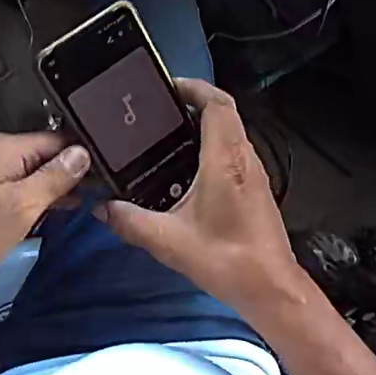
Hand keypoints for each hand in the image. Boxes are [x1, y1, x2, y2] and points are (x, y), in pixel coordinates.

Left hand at [0, 132, 89, 326]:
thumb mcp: (21, 206)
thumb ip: (55, 177)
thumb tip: (83, 153)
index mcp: (6, 148)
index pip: (60, 139)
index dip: (87, 154)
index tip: (113, 172)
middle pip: (49, 155)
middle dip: (77, 172)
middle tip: (107, 192)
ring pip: (38, 175)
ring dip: (62, 188)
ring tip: (93, 203)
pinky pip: (24, 191)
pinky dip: (43, 200)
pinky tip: (62, 212)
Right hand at [95, 79, 316, 325]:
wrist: (272, 288)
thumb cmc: (227, 259)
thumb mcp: (170, 242)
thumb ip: (132, 222)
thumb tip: (103, 209)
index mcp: (226, 160)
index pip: (217, 104)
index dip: (194, 87)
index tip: (168, 87)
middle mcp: (245, 158)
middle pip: (224, 113)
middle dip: (194, 103)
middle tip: (159, 111)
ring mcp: (254, 172)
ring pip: (231, 132)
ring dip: (204, 125)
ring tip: (166, 135)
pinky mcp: (256, 188)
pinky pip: (234, 152)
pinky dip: (212, 147)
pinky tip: (186, 170)